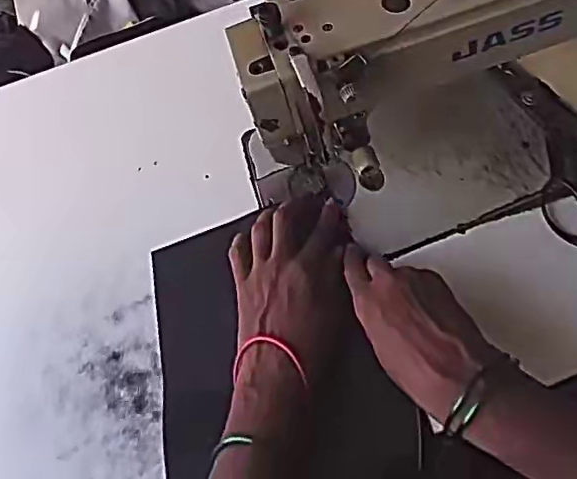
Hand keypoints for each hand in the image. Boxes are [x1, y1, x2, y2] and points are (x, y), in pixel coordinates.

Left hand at [228, 196, 348, 384]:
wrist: (275, 374)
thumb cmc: (306, 352)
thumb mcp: (335, 311)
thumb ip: (335, 277)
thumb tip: (338, 257)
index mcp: (307, 268)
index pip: (322, 230)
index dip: (329, 215)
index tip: (331, 208)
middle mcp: (281, 263)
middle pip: (286, 218)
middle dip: (297, 205)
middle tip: (305, 202)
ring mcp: (259, 271)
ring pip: (260, 228)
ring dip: (270, 215)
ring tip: (277, 210)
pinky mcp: (243, 284)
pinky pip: (238, 251)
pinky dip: (243, 239)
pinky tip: (247, 235)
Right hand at [343, 244, 506, 419]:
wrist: (459, 375)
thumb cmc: (421, 374)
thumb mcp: (380, 351)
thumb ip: (372, 319)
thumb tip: (375, 313)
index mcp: (368, 302)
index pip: (352, 266)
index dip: (352, 261)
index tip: (352, 257)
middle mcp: (387, 283)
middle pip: (375, 261)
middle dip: (376, 271)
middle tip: (383, 287)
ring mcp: (413, 277)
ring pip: (401, 271)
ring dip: (404, 284)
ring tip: (413, 309)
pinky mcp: (435, 278)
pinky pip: (422, 277)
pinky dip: (423, 289)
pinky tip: (430, 311)